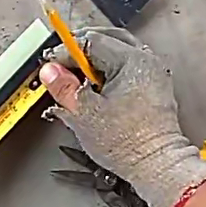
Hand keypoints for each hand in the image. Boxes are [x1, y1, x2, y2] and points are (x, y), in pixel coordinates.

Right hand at [39, 28, 205, 206]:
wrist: (156, 167)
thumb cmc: (127, 143)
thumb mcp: (84, 113)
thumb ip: (64, 87)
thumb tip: (49, 70)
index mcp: (131, 61)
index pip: (90, 41)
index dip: (65, 52)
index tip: (51, 67)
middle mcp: (146, 62)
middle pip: (107, 40)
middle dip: (80, 51)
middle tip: (61, 65)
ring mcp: (152, 75)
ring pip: (117, 53)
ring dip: (94, 61)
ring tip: (77, 79)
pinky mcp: (152, 89)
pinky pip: (126, 68)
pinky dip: (107, 72)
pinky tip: (95, 89)